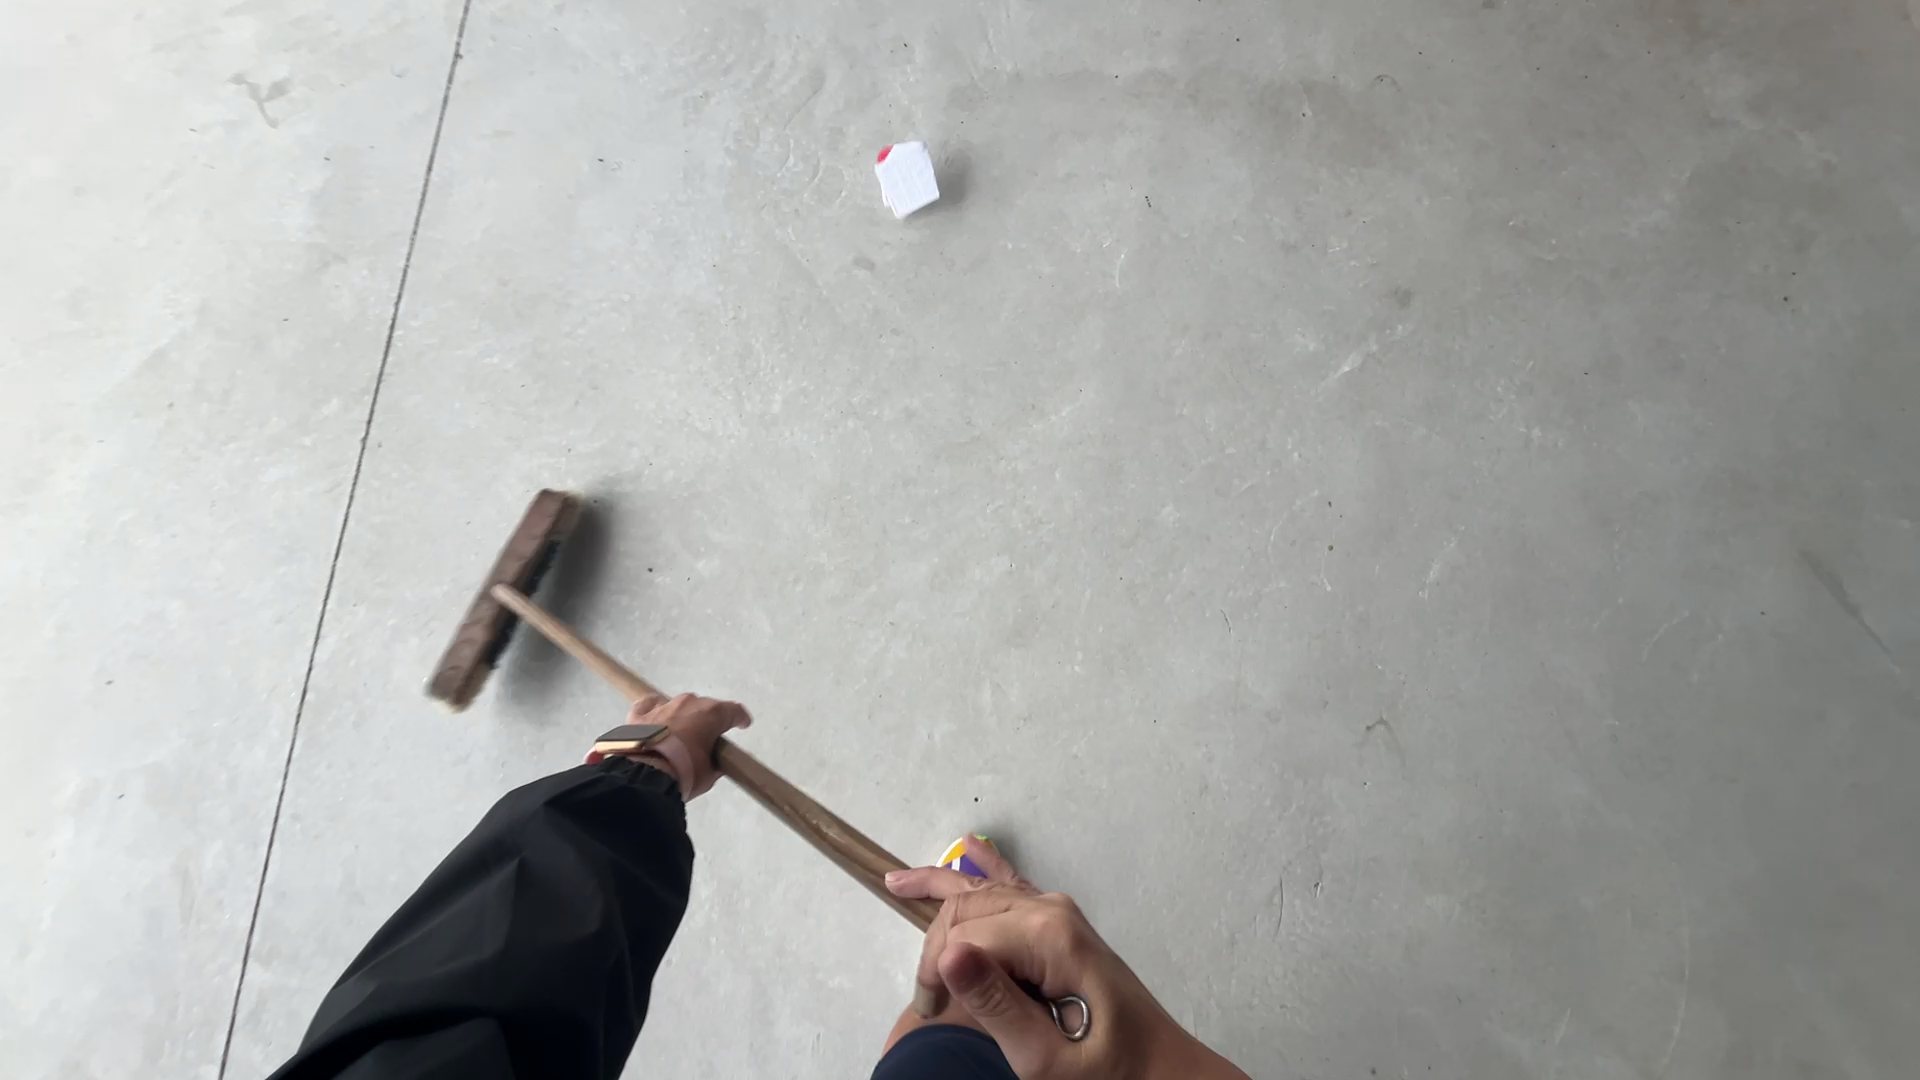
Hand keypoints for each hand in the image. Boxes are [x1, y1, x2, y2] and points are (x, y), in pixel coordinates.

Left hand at [587, 692, 749, 799]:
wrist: (642, 776)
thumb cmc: (684, 773)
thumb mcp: (709, 774)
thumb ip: (715, 761)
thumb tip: (713, 759)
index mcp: (713, 714)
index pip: (735, 711)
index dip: (740, 719)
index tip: (742, 725)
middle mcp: (690, 703)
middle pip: (706, 707)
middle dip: (708, 720)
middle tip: (705, 737)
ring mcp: (664, 705)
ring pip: (680, 705)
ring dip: (683, 716)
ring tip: (679, 733)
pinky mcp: (640, 713)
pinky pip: (650, 705)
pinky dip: (655, 710)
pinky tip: (655, 719)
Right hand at [887, 846, 1248, 1079]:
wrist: (1163, 1073)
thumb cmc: (1107, 1075)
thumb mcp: (1045, 1061)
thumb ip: (996, 1004)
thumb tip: (948, 951)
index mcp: (1048, 936)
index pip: (963, 934)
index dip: (933, 972)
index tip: (930, 1017)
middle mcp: (1050, 908)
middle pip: (969, 905)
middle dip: (935, 944)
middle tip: (926, 1003)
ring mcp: (1057, 910)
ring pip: (984, 889)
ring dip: (943, 893)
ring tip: (898, 883)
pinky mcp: (1060, 921)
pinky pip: (1012, 885)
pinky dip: (984, 867)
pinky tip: (967, 848)